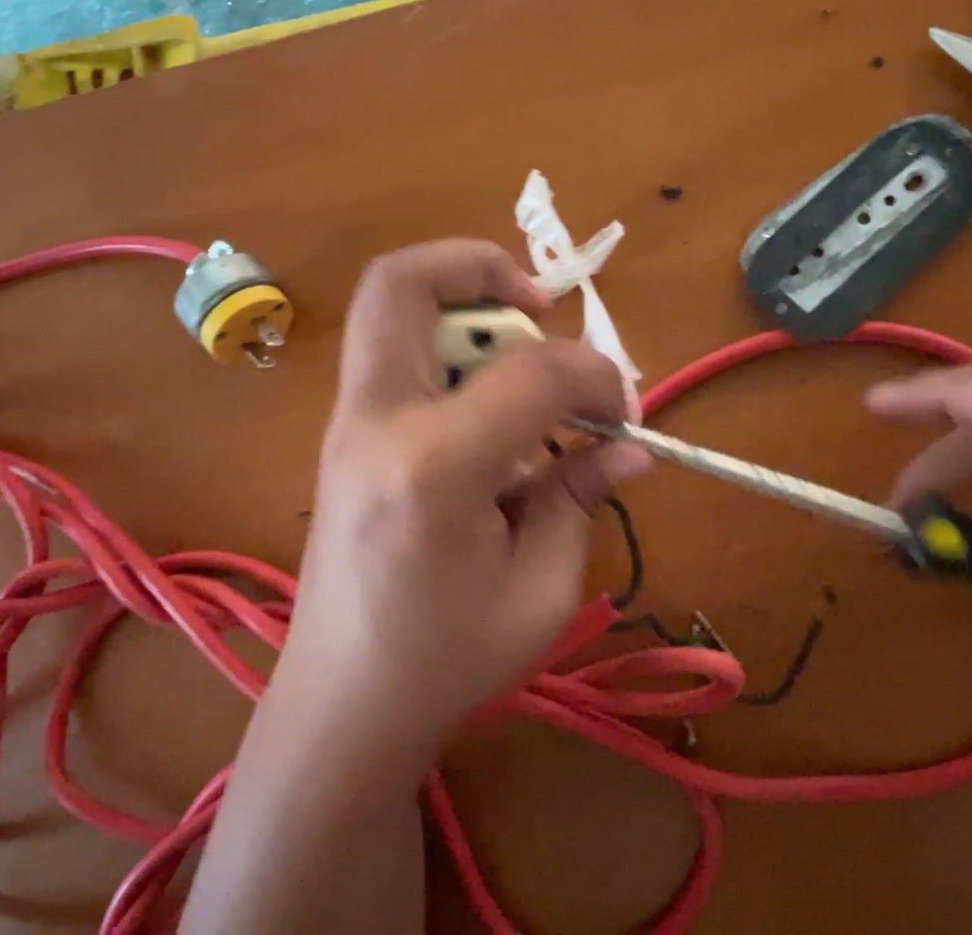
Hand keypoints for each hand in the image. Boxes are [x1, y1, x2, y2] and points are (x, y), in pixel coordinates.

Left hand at [284, 240, 649, 748]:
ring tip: (520, 360)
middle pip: (402, 283)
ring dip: (461, 305)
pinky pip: (390, 353)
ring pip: (387, 307)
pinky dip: (444, 347)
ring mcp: (346, 425)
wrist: (343, 705)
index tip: (624, 405)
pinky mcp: (342, 437)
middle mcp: (376, 422)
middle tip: (540, 307)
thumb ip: (581, 497)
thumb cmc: (446, 662)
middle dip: (481, 266)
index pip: (530, 372)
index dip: (595, 372)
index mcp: (434, 466)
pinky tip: (488, 407)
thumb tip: (628, 443)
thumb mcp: (540, 590)